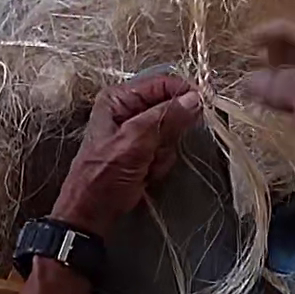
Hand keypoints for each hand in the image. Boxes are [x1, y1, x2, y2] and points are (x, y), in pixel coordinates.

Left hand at [52, 74, 203, 236]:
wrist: (92, 211)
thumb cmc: (105, 174)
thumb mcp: (135, 141)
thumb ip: (165, 117)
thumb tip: (195, 98)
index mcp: (119, 97)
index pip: (162, 82)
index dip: (184, 93)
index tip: (202, 108)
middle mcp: (129, 109)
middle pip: (170, 109)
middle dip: (168, 134)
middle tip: (154, 150)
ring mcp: (138, 131)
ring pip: (172, 132)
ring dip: (163, 152)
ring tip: (145, 165)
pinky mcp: (145, 150)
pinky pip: (168, 150)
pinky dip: (160, 164)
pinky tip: (145, 173)